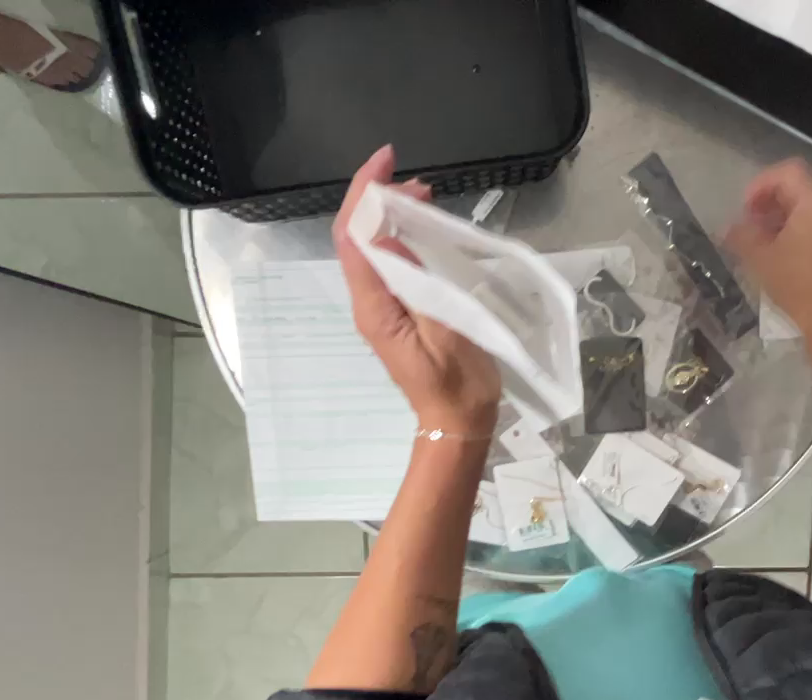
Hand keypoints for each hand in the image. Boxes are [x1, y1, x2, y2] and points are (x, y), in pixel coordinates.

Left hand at [334, 145, 502, 435]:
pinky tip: (425, 233)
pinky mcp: (397, 314)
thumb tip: (389, 237)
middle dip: (379, 199)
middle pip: (358, 237)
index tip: (388, 161)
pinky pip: (389, 266)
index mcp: (375, 308)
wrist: (457, 425)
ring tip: (426, 200)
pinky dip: (402, 239)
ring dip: (392, 217)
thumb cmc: (458, 386)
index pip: (353, 237)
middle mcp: (370, 304)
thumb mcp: (445, 334)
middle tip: (422, 185)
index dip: (363, 193)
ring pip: (373, 249)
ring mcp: (382, 310)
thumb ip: (416, 286)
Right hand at [725, 160, 811, 335]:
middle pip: (799, 187)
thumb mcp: (760, 258)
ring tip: (762, 240)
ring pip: (810, 206)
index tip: (743, 209)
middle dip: (770, 202)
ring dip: (784, 216)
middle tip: (750, 224)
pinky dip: (800, 228)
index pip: (785, 173)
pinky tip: (783, 251)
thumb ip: (740, 235)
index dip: (759, 186)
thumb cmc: (795, 283)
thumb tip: (727, 228)